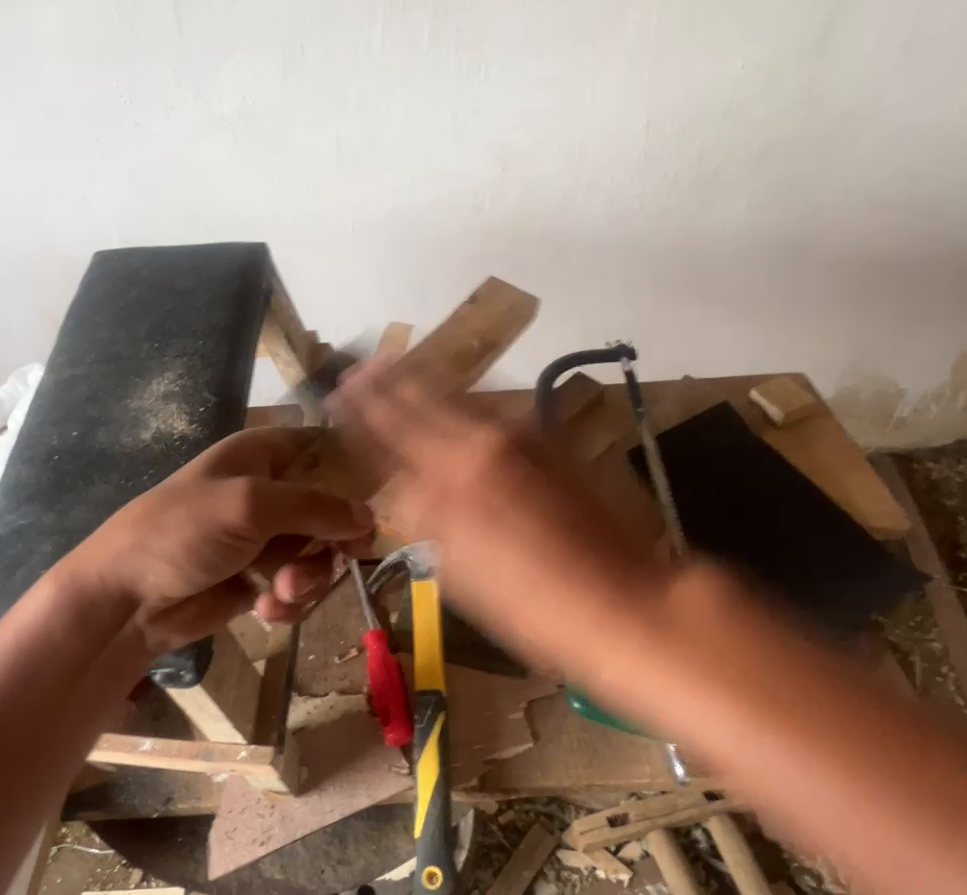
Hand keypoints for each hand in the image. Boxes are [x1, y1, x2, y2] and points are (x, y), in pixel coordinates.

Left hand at [65, 427, 374, 652]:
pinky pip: (297, 589)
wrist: (124, 600)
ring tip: (277, 593)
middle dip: (329, 544)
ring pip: (319, 556)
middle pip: (331, 512)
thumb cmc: (181, 532)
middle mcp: (267, 492)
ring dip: (307, 580)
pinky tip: (264, 611)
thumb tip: (368, 517)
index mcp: (262, 454)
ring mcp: (262, 539)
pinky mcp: (256, 581)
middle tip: (331, 561)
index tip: (372, 509)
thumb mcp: (250, 505)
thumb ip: (315, 507)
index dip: (353, 476)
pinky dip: (288, 603)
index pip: (324, 450)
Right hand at [329, 363, 670, 658]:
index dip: (360, 410)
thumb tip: (404, 486)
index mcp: (448, 479)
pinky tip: (454, 390)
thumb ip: (424, 516)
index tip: (339, 391)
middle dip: (386, 379)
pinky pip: (493, 401)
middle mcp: (479, 442)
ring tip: (395, 360)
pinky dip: (464, 392)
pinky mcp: (550, 436)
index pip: (389, 431)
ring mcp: (519, 433)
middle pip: (421, 398)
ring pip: (458, 391)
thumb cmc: (532, 606)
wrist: (627, 600)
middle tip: (360, 362)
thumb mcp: (458, 571)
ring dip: (423, 375)